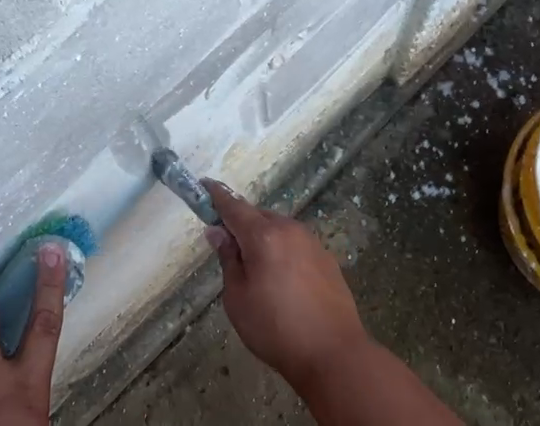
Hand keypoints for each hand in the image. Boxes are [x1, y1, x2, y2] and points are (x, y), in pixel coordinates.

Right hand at [202, 179, 372, 387]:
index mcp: (263, 235)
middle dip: (241, 224)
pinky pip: (295, 244)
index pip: (233, 206)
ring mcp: (311, 242)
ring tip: (257, 269)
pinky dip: (283, 250)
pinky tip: (283, 280)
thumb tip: (217, 232)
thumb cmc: (276, 329)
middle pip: (257, 216)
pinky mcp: (326, 258)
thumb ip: (227, 259)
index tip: (204, 185)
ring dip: (263, 238)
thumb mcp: (237, 298)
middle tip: (229, 247)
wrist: (335, 354)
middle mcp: (288, 229)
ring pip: (278, 229)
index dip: (216, 195)